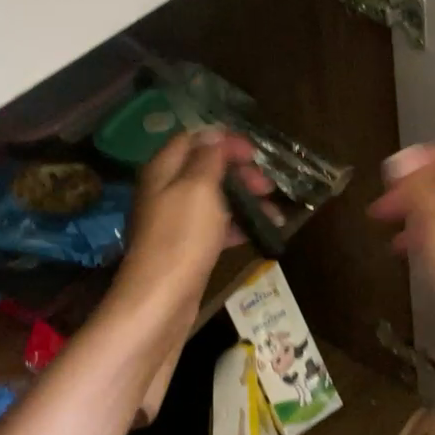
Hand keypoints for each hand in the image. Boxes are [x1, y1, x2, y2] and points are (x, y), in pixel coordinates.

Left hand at [119, 129, 271, 302]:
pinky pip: (214, 227)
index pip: (193, 140)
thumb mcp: (199, 187)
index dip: (224, 141)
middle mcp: (165, 191)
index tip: (255, 154)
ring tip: (274, 212)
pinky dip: (237, 225)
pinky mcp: (186, 249)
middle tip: (267, 185)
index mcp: (163, 170)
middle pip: (205, 170)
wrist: (160, 301)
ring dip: (244, 200)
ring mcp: (175, 222)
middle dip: (239, 173)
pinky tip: (260, 232)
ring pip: (214, 200)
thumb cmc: (181, 237)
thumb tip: (213, 132)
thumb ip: (208, 157)